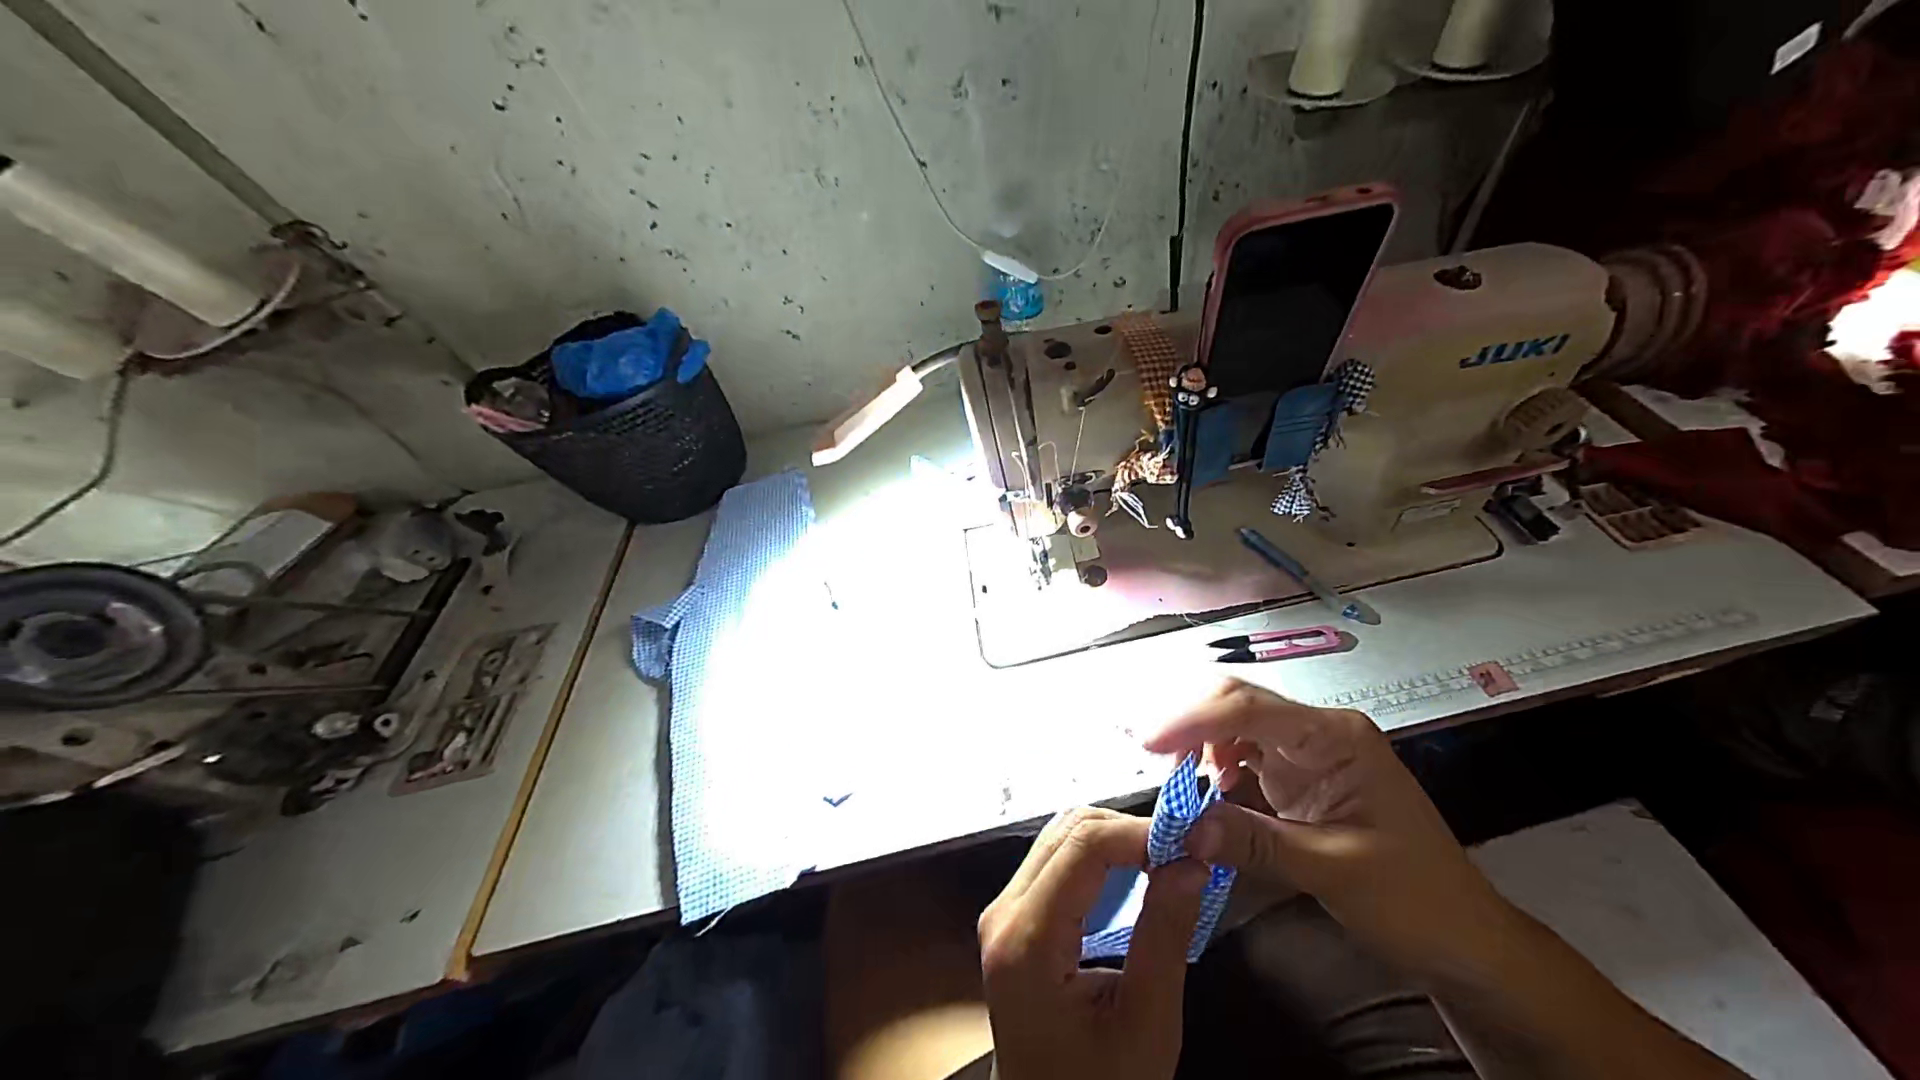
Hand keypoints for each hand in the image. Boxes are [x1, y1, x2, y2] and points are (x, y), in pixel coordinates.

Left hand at [979, 807, 1209, 1079]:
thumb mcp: (1145, 1026)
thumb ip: (1165, 937)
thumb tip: (1190, 864)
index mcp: (1027, 939)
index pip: (1083, 846)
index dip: (1139, 833)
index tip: (1190, 843)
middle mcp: (1004, 912)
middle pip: (1067, 831)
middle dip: (1128, 830)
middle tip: (1183, 851)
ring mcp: (1003, 910)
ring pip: (1061, 837)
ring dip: (1115, 839)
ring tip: (1165, 861)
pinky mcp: (1014, 915)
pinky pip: (1057, 860)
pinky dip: (1100, 857)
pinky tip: (1135, 876)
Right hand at [1150, 680, 1515, 981]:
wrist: (1464, 939)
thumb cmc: (1417, 899)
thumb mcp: (1335, 871)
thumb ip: (1257, 843)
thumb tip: (1186, 828)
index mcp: (1335, 737)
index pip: (1250, 708)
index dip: (1194, 720)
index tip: (1150, 744)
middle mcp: (1316, 733)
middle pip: (1236, 705)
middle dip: (1189, 725)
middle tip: (1152, 760)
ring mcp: (1304, 753)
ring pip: (1231, 728)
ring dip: (1196, 748)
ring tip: (1174, 783)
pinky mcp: (1293, 777)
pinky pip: (1239, 758)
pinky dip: (1211, 770)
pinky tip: (1203, 792)